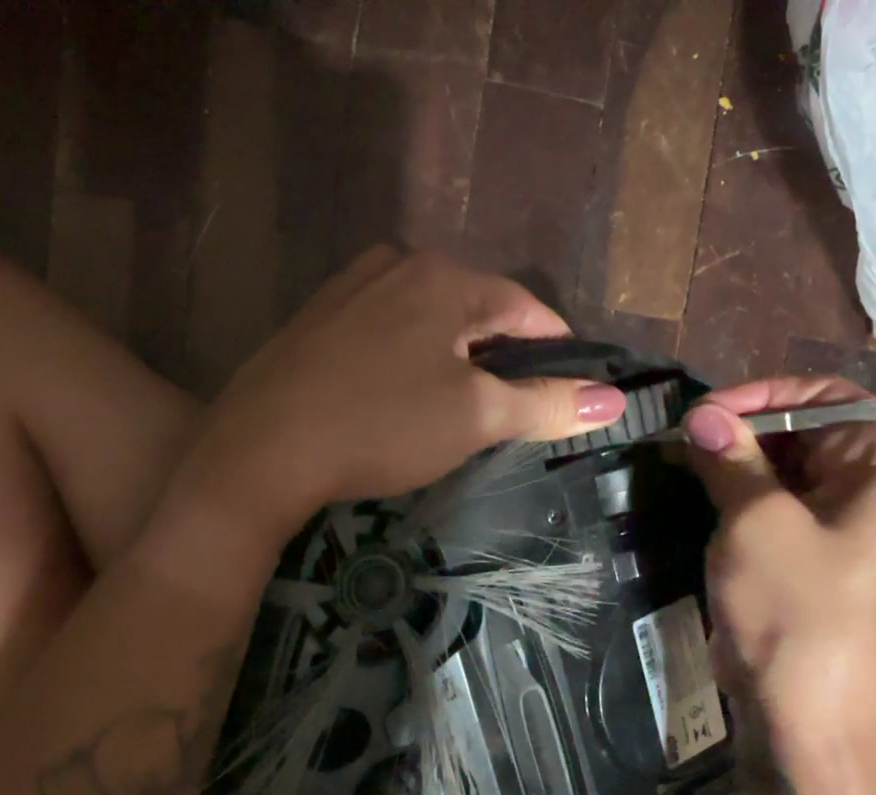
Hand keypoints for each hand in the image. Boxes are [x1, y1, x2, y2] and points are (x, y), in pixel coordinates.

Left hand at [187, 248, 626, 523]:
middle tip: (501, 417)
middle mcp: (397, 263)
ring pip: (427, 321)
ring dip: (450, 361)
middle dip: (498, 359)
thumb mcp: (474, 418)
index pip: (528, 310)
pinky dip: (405, 361)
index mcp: (446, 277)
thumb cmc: (380, 427)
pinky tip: (393, 402)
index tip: (561, 398)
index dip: (555, 354)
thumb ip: (546, 403)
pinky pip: (384, 332)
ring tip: (448, 415)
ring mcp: (349, 287)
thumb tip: (616, 400)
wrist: (259, 449)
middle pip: (476, 311)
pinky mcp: (315, 318)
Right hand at [684, 377, 875, 753]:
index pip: (831, 397)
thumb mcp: (755, 522)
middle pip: (816, 432)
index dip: (766, 394)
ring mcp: (860, 532)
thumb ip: (729, 458)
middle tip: (687, 441)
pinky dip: (751, 498)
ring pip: (798, 472)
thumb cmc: (794, 610)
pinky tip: (709, 502)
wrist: (810, 719)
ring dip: (744, 464)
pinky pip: (792, 510)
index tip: (705, 413)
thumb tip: (700, 415)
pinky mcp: (830, 564)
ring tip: (689, 468)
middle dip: (749, 429)